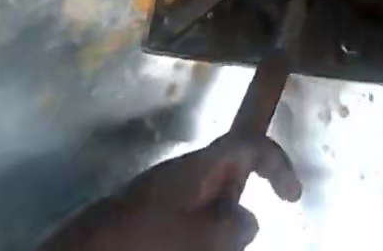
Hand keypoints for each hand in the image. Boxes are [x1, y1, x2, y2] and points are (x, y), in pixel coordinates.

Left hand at [37, 134, 302, 250]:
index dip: (276, 160)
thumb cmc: (142, 235)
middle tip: (235, 229)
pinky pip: (198, 223)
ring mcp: (176, 193)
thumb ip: (227, 227)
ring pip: (216, 207)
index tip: (293, 196)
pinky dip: (204, 236)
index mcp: (200, 166)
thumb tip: (249, 219)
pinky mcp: (164, 215)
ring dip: (219, 232)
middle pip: (234, 175)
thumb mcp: (192, 236)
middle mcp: (191, 172)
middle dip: (243, 203)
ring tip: (200, 243)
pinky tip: (194, 242)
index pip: (248, 143)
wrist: (89, 246)